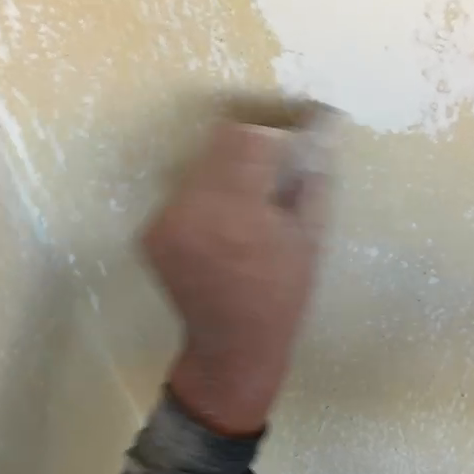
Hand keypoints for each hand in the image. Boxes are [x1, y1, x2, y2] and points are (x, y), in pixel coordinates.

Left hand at [142, 119, 331, 436]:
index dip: (272, 134)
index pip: (246, 137)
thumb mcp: (311, 235)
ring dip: (227, 168)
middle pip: (219, 143)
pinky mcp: (149, 231)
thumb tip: (323, 127)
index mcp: (238, 211)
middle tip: (272, 170)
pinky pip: (184, 190)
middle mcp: (192, 209)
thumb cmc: (283, 293)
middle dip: (251, 148)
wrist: (232, 347)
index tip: (291, 144)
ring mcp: (165, 220)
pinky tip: (225, 220)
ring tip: (249, 198)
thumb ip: (314, 177)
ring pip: (200, 163)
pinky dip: (208, 193)